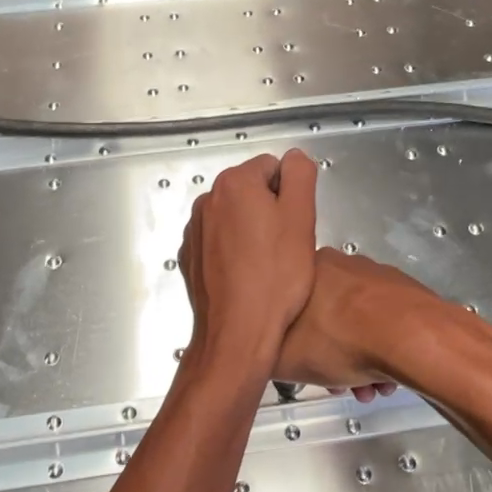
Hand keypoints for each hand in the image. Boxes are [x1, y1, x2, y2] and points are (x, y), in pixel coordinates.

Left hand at [176, 150, 318, 362]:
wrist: (237, 333)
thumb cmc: (275, 278)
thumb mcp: (302, 217)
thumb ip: (300, 175)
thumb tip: (294, 158)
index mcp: (234, 183)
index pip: (273, 167)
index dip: (291, 194)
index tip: (297, 225)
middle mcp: (207, 201)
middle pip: (251, 191)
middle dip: (270, 211)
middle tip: (286, 246)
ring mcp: (194, 230)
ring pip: (235, 218)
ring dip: (252, 232)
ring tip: (268, 264)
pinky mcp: (189, 257)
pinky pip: (219, 243)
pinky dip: (234, 252)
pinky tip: (248, 276)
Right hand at [277, 248, 441, 402]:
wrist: (410, 337)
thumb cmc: (339, 341)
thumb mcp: (282, 359)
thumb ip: (266, 353)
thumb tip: (267, 352)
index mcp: (307, 269)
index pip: (289, 305)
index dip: (293, 341)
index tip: (303, 366)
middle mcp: (341, 264)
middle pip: (324, 317)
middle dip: (330, 356)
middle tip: (338, 386)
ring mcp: (377, 276)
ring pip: (356, 324)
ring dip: (359, 359)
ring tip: (368, 389)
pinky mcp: (406, 292)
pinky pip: (384, 324)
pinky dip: (382, 350)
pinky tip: (387, 378)